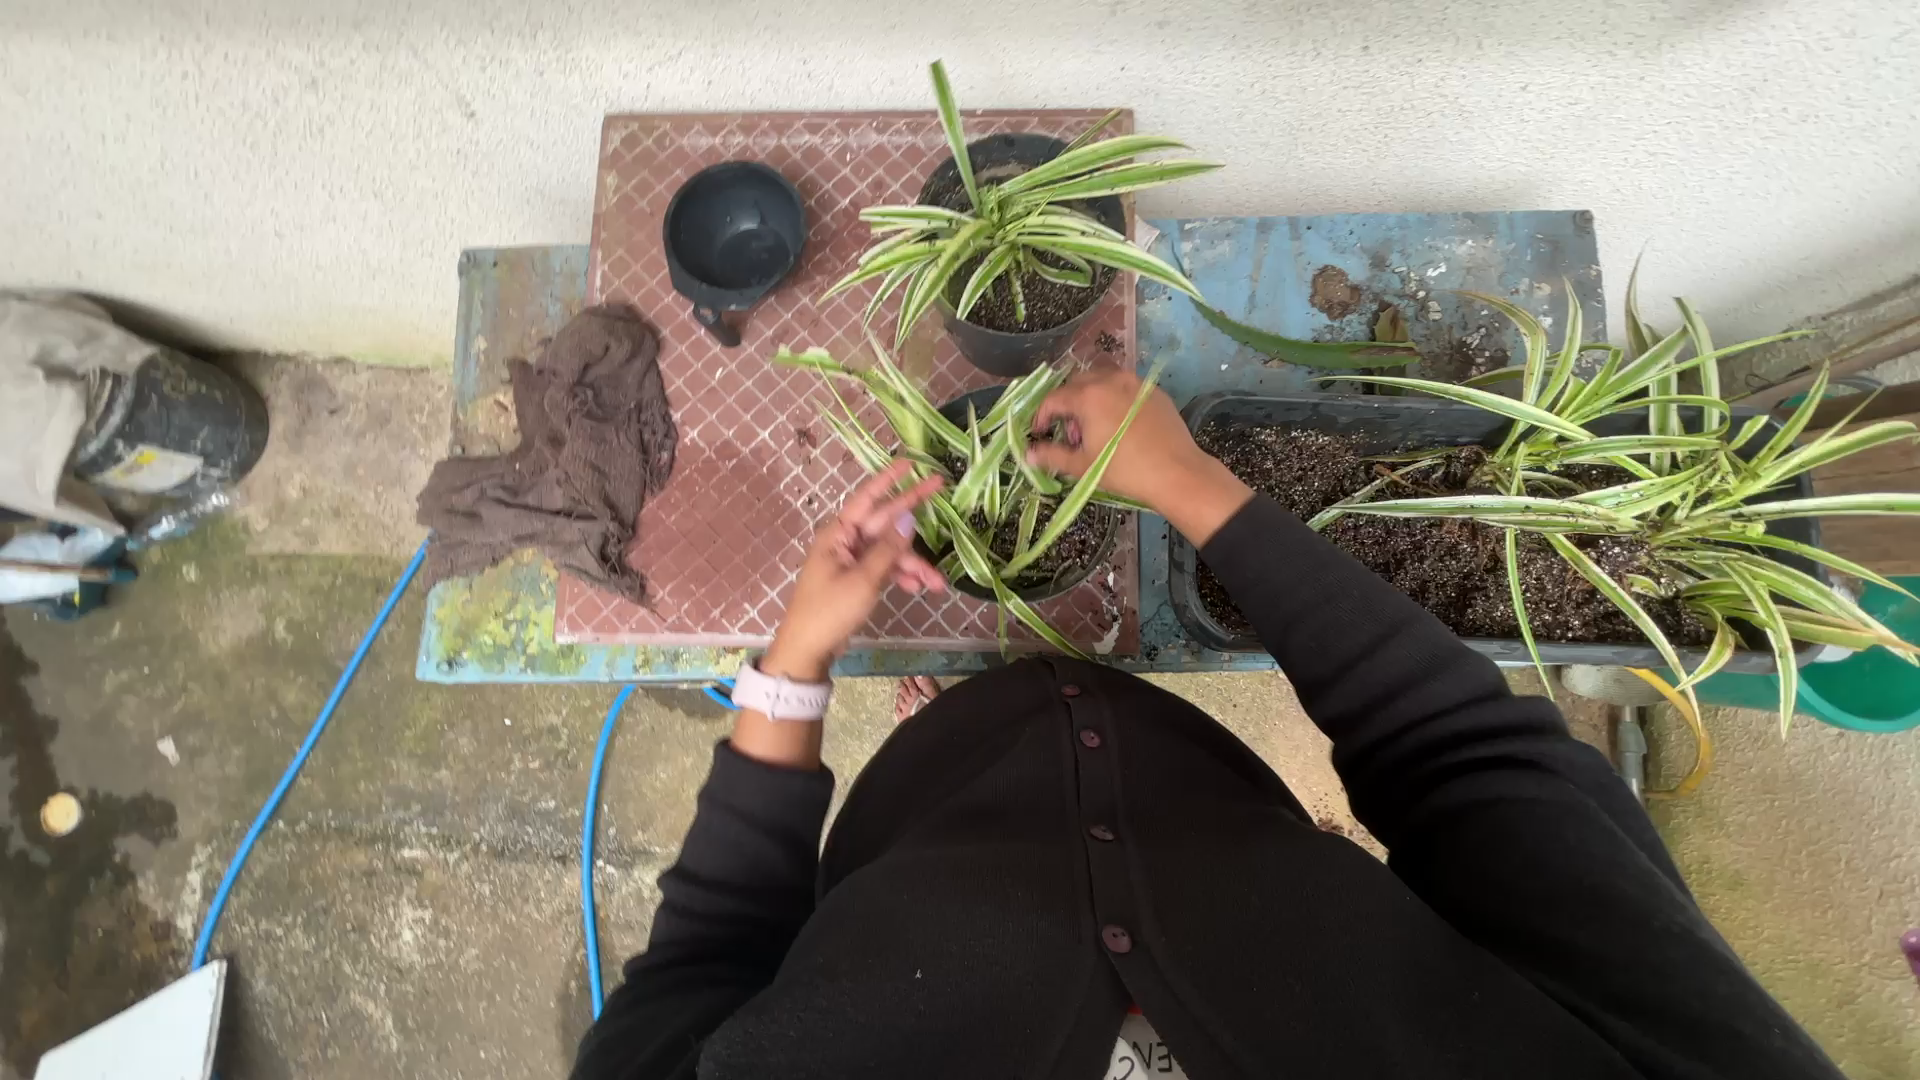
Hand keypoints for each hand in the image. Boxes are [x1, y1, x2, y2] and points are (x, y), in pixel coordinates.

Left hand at [763, 460, 945, 680]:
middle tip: (940, 489)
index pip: (867, 498)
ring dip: (913, 564)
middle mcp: (844, 541)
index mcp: (838, 534)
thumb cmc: (830, 610)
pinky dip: (900, 577)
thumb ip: (888, 549)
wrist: (807, 649)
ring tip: (937, 583)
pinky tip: (918, 589)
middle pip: (884, 523)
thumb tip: (909, 518)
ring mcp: (851, 561)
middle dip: (913, 521)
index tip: (910, 463)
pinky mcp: (856, 579)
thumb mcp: (863, 579)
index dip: (888, 479)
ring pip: (889, 551)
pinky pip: (884, 569)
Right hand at [1025, 369, 1252, 546]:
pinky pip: (1125, 388)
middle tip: (1071, 435)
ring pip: (1102, 381)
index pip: (1053, 399)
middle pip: (1077, 384)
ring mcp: (1136, 383)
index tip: (1040, 434)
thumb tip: (1029, 454)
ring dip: (1090, 399)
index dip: (1041, 416)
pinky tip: (1120, 426)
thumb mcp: (1082, 466)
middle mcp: (1111, 380)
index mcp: (1088, 396)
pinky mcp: (1155, 391)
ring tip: (1096, 429)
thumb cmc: (1125, 470)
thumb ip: (1051, 455)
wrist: (1176, 472)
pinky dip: (1113, 400)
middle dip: (1067, 406)